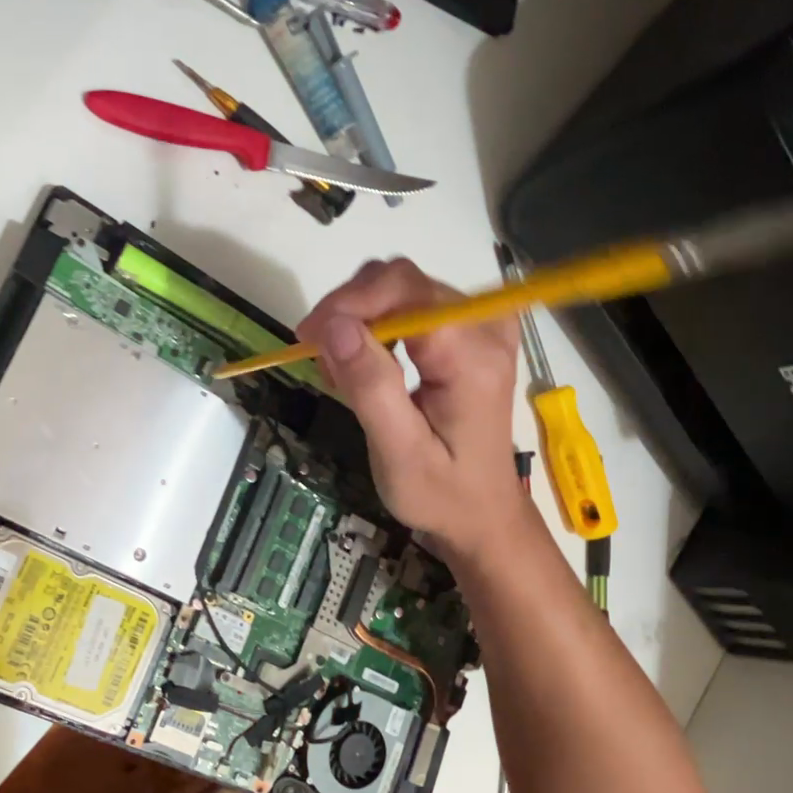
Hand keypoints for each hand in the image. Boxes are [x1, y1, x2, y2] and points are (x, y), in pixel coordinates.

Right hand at [298, 259, 524, 566]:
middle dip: (350, 312)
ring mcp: (482, 321)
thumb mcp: (398, 452)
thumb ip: (370, 386)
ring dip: (359, 319)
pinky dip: (377, 325)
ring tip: (342, 372)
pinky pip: (413, 301)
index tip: (306, 338)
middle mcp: (485, 324)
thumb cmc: (440, 492)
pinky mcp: (472, 327)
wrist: (483, 511)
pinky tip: (365, 364)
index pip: (405, 291)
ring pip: (402, 286)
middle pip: (402, 281)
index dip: (349, 303)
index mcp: (473, 355)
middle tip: (321, 363)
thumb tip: (334, 325)